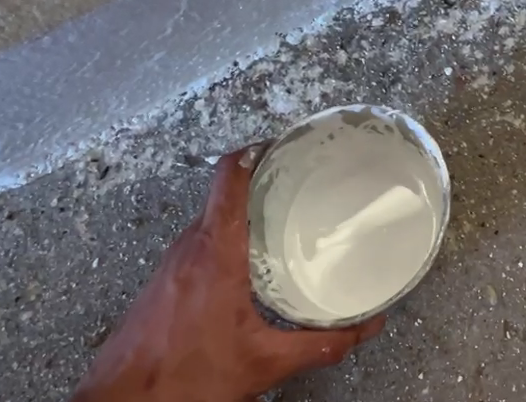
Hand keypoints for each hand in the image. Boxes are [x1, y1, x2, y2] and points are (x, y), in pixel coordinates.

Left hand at [73, 146, 384, 401]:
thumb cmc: (183, 381)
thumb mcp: (262, 363)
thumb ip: (318, 344)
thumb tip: (365, 328)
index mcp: (215, 248)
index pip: (229, 175)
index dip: (255, 150)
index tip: (284, 146)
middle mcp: (189, 245)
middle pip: (224, 193)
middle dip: (261, 185)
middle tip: (297, 187)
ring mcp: (170, 262)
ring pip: (211, 219)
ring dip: (241, 214)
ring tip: (277, 222)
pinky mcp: (160, 281)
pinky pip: (197, 243)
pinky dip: (223, 241)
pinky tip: (244, 265)